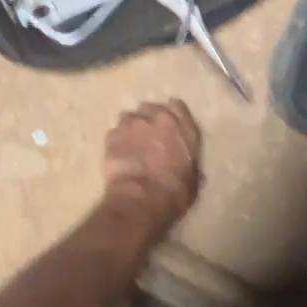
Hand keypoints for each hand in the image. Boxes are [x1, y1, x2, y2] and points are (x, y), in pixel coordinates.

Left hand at [102, 99, 201, 228]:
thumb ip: (191, 168)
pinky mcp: (113, 134)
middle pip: (151, 108)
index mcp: (183, 127)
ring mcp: (134, 123)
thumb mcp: (193, 182)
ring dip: (132, 127)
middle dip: (150, 119)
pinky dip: (117, 140)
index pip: (177, 106)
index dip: (172, 116)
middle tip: (148, 137)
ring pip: (130, 117)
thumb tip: (193, 172)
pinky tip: (118, 154)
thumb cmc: (174, 193)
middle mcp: (159, 118)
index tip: (169, 127)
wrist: (141, 199)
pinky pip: (115, 132)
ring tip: (130, 144)